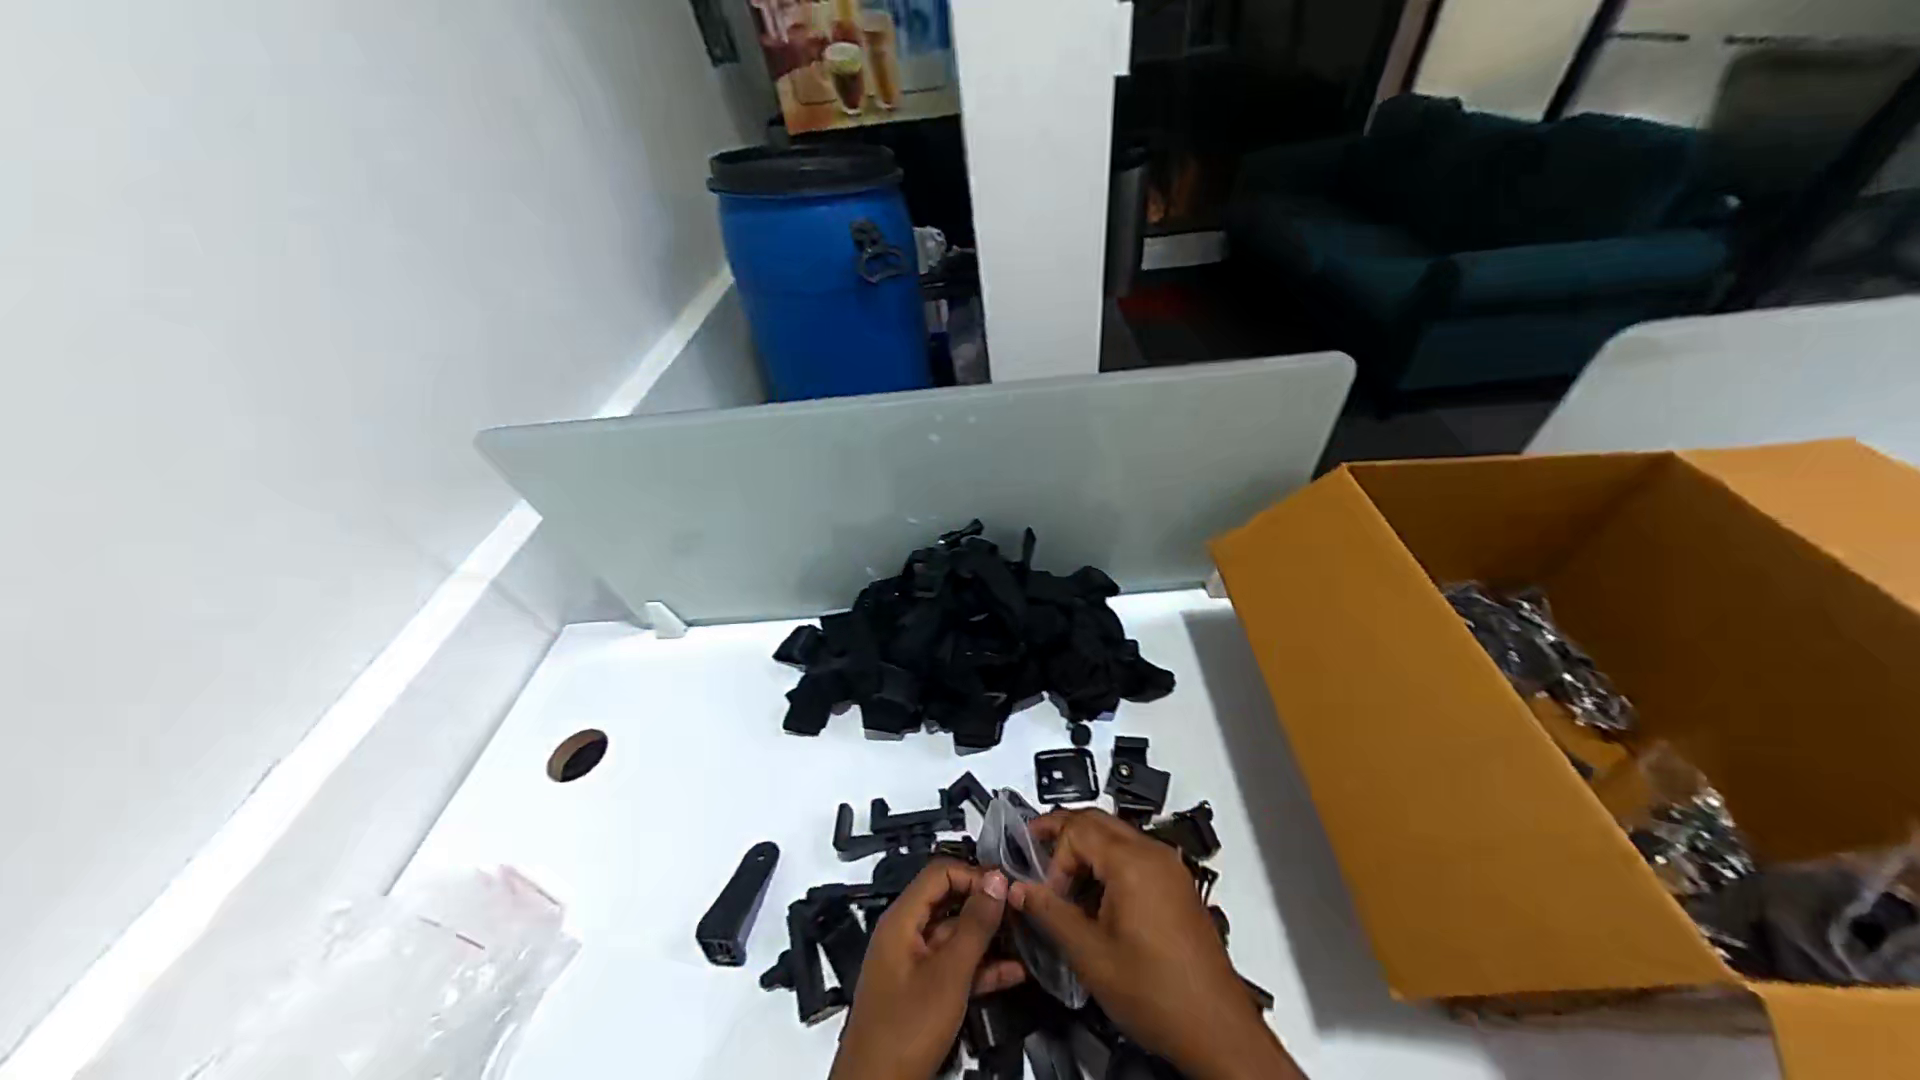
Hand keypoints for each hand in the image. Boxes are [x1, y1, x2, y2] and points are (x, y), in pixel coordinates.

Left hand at [829, 859, 1025, 1079]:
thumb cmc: (907, 1028)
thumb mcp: (948, 974)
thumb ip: (975, 925)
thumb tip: (997, 879)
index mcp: (902, 919)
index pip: (940, 873)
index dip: (974, 875)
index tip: (1007, 888)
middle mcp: (906, 933)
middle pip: (948, 901)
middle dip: (984, 904)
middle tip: (1021, 910)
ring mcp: (914, 962)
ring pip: (955, 935)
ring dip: (988, 937)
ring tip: (1024, 938)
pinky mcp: (923, 990)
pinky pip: (954, 965)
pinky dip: (980, 967)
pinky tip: (1012, 973)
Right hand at [1011, 809, 1305, 1079]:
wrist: (1216, 1030)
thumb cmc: (1164, 997)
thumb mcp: (1090, 955)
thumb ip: (1050, 913)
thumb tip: (1022, 890)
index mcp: (1133, 863)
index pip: (1076, 829)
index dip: (1052, 857)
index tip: (1044, 891)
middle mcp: (1155, 856)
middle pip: (1096, 820)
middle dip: (1061, 833)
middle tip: (1034, 849)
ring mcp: (1169, 870)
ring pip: (1115, 835)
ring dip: (1084, 848)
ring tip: (1061, 880)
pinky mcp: (1176, 886)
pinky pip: (1134, 855)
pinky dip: (1107, 863)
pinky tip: (1093, 897)